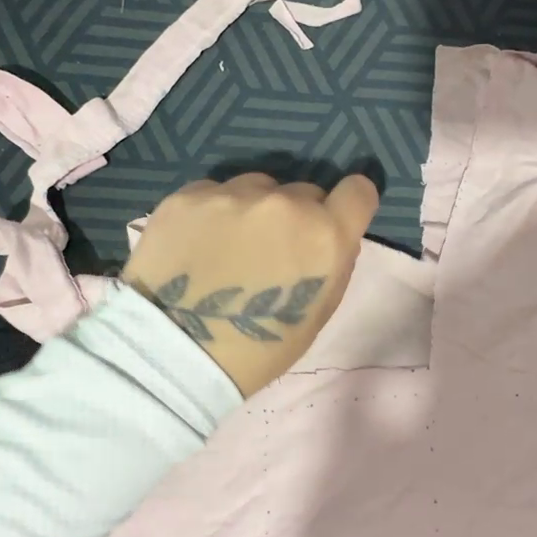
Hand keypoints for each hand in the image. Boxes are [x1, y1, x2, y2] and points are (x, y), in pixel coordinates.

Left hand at [122, 173, 377, 397]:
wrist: (177, 350)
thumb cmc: (262, 346)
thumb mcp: (320, 311)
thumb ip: (334, 262)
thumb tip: (332, 235)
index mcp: (326, 235)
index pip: (358, 191)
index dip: (351, 204)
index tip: (338, 218)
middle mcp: (285, 204)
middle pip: (307, 192)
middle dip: (300, 216)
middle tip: (276, 249)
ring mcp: (233, 195)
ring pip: (259, 186)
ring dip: (256, 209)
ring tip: (233, 245)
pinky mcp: (188, 195)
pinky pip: (215, 192)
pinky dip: (216, 212)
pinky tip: (200, 244)